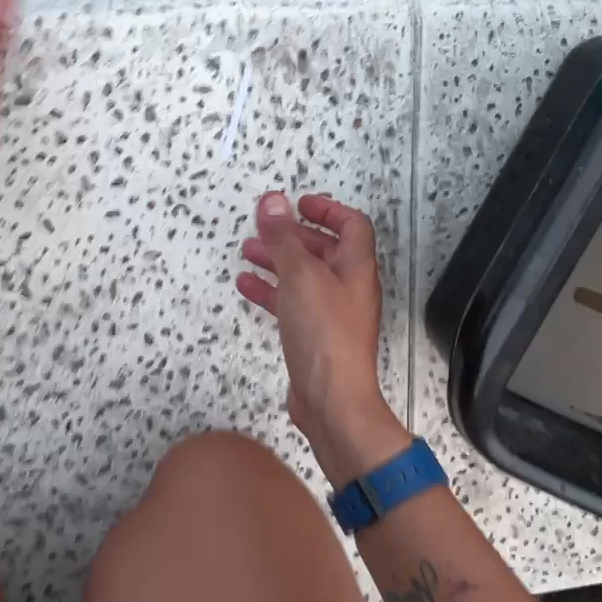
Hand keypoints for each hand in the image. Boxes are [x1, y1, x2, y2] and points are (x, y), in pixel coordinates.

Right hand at [238, 192, 409, 484]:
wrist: (332, 399)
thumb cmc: (324, 331)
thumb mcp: (300, 275)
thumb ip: (284, 238)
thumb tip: (273, 201)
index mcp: (355, 266)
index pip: (352, 225)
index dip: (328, 209)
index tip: (299, 203)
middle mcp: (347, 286)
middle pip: (323, 249)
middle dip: (292, 234)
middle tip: (263, 226)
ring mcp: (331, 312)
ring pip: (302, 275)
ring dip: (276, 259)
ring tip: (247, 250)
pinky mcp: (313, 335)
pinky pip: (291, 302)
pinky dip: (270, 290)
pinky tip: (245, 285)